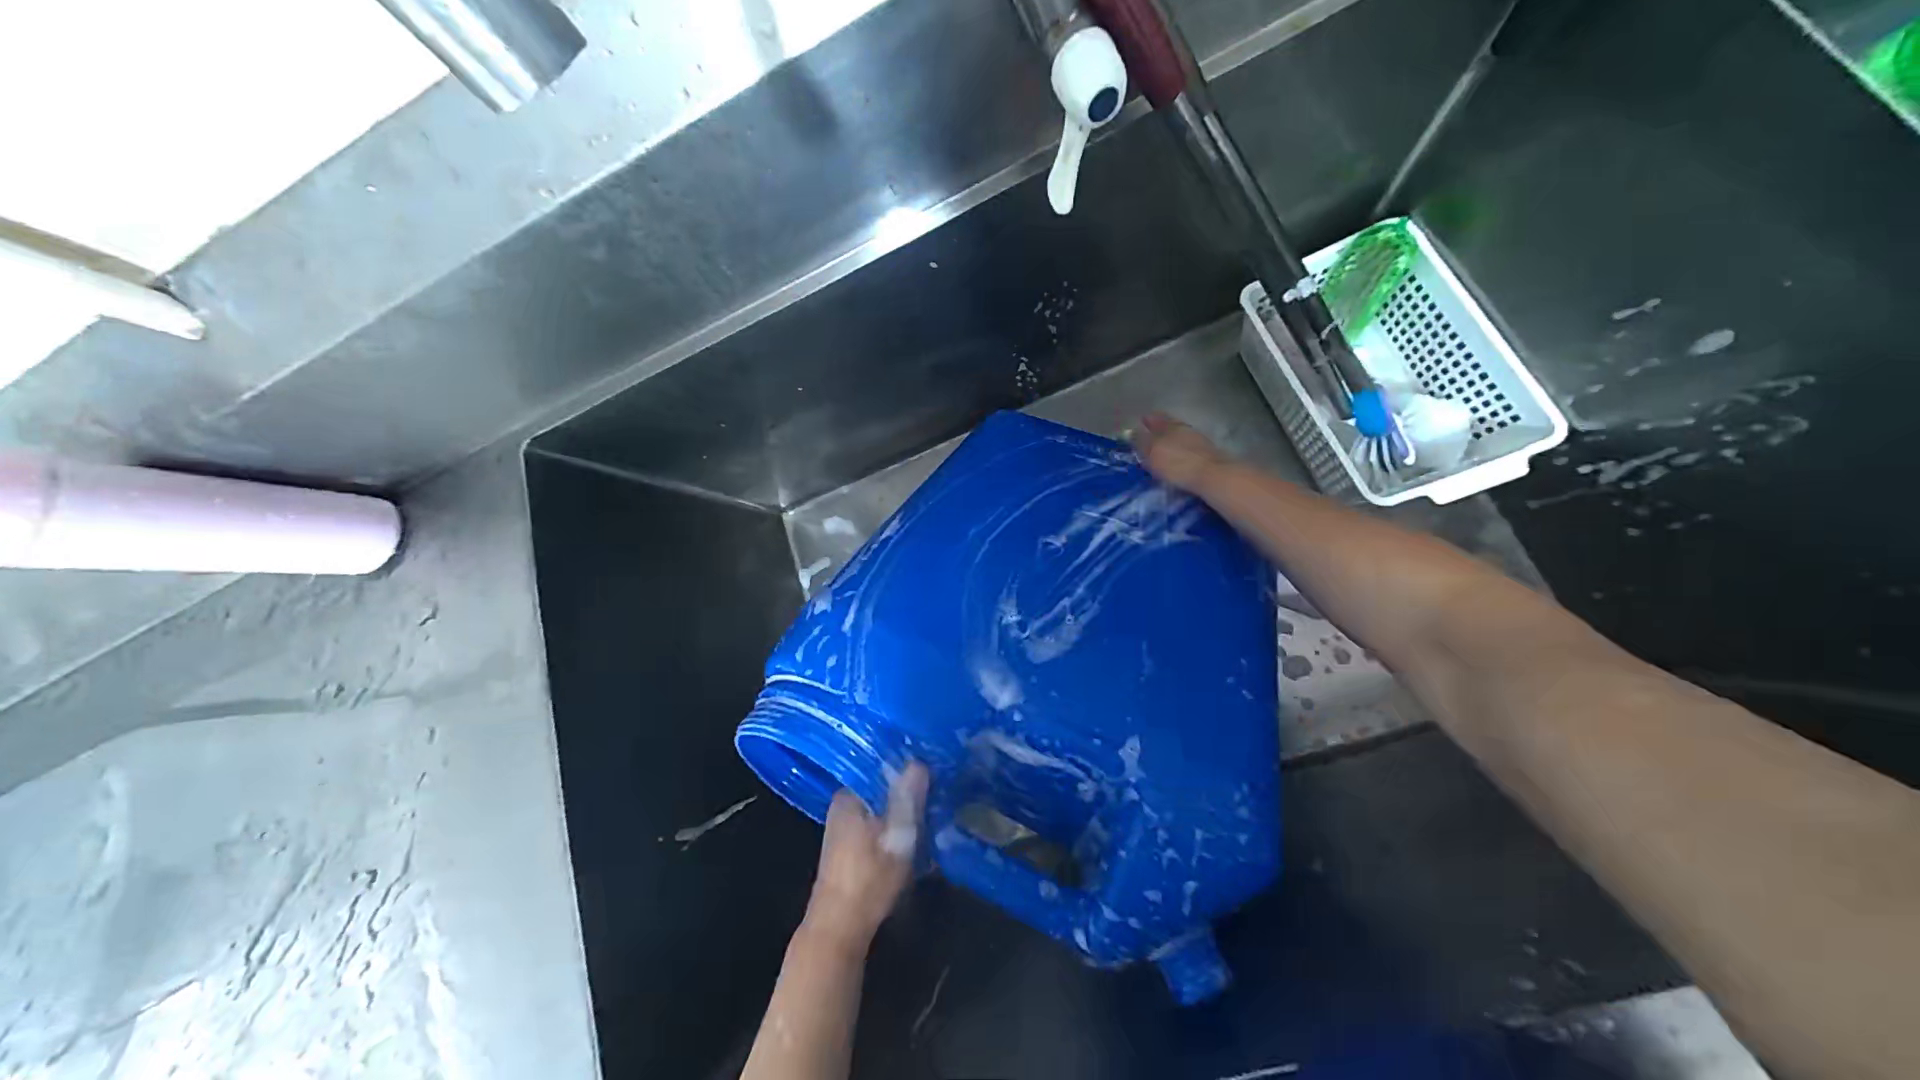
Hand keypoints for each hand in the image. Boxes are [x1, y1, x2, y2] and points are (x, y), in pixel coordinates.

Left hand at [803, 762, 928, 950]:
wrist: (839, 929)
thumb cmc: (868, 878)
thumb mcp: (897, 835)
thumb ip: (907, 798)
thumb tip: (918, 761)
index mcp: (849, 797)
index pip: (881, 769)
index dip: (907, 769)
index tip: (933, 770)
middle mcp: (843, 807)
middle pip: (883, 791)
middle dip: (909, 794)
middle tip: (939, 794)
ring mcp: (844, 830)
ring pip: (882, 811)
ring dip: (904, 815)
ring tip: (933, 813)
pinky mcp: (850, 850)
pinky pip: (879, 828)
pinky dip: (895, 830)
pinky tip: (916, 838)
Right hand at [1132, 412, 1230, 491]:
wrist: (1213, 475)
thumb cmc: (1177, 464)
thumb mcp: (1152, 453)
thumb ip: (1141, 442)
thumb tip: (1132, 431)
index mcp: (1169, 426)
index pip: (1156, 418)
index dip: (1148, 420)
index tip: (1142, 420)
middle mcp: (1184, 429)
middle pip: (1170, 425)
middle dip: (1160, 428)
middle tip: (1152, 433)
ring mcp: (1198, 441)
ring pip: (1181, 435)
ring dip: (1172, 439)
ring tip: (1165, 446)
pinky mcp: (1207, 454)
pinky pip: (1189, 447)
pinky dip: (1182, 449)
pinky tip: (1179, 456)